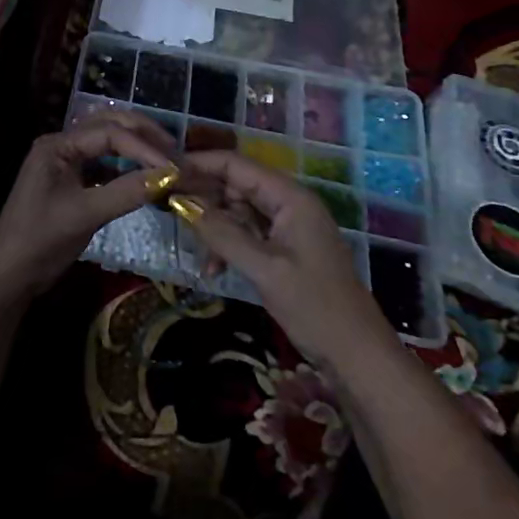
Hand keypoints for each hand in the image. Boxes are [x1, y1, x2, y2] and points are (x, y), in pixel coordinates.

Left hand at [0, 110, 177, 303]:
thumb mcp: (85, 214)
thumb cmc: (41, 239)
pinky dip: (127, 169)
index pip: (109, 132)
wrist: (10, 272)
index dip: (144, 148)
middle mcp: (61, 146)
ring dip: (137, 150)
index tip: (175, 168)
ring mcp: (66, 164)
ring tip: (168, 163)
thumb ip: (126, 192)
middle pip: (109, 128)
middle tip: (177, 153)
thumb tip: (170, 175)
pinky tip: (148, 179)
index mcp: (57, 145)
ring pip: (108, 145)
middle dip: (143, 137)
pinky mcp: (72, 182)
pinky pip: (105, 165)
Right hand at [175, 150, 394, 364]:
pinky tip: (213, 269)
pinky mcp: (282, 249)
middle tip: (167, 209)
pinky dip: (226, 246)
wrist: (355, 353)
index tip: (164, 174)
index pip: (236, 165)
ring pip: (236, 211)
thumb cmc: (314, 305)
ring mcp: (286, 227)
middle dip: (203, 198)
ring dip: (213, 228)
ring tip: (199, 254)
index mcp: (290, 198)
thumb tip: (181, 203)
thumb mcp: (263, 268)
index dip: (199, 164)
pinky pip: (245, 234)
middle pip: (234, 185)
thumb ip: (222, 233)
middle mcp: (288, 204)